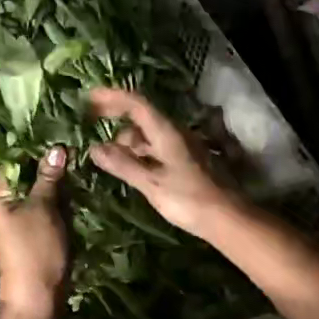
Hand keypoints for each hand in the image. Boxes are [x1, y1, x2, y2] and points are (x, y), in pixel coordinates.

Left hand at [0, 147, 68, 318]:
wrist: (37, 297)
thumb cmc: (36, 249)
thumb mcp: (44, 209)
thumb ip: (48, 177)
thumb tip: (56, 148)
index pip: (14, 160)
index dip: (36, 150)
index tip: (60, 138)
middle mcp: (0, 201)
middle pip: (25, 175)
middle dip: (48, 166)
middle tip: (74, 152)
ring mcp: (14, 216)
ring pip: (36, 191)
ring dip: (54, 183)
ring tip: (77, 166)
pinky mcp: (29, 229)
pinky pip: (41, 206)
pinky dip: (55, 200)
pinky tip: (74, 190)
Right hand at [86, 87, 243, 237]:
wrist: (230, 221)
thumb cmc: (190, 200)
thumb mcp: (151, 183)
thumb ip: (122, 164)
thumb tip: (93, 148)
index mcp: (165, 132)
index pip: (136, 103)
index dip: (111, 97)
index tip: (88, 97)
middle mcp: (173, 133)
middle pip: (140, 114)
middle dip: (114, 114)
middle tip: (88, 119)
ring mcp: (179, 147)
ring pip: (145, 133)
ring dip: (123, 137)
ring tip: (103, 150)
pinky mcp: (182, 161)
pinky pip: (152, 146)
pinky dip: (134, 150)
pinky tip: (124, 164)